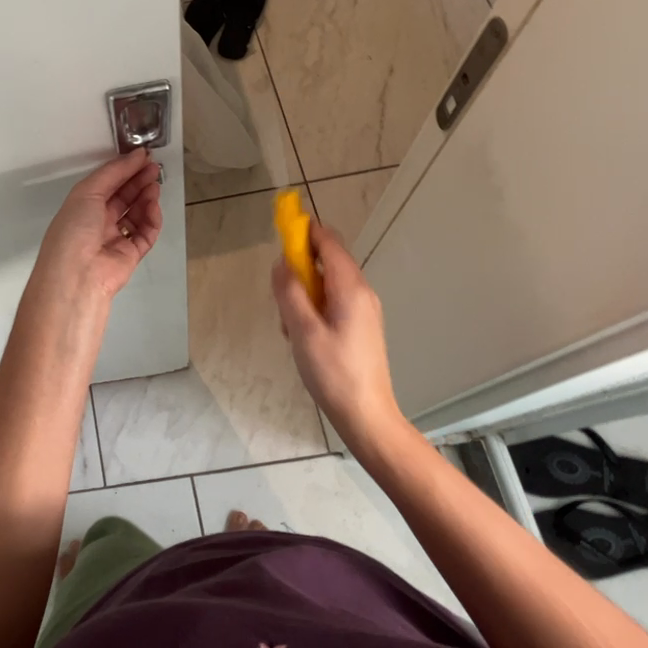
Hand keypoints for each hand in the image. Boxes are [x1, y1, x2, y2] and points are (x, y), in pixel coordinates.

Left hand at [29, 149, 163, 302]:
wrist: (78, 275)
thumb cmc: (73, 232)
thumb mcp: (87, 192)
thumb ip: (113, 172)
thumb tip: (135, 156)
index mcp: (82, 206)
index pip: (107, 183)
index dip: (124, 169)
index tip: (142, 157)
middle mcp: (97, 222)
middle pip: (123, 197)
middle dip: (138, 181)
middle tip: (154, 168)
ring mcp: (114, 239)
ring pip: (136, 214)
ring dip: (146, 198)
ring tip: (154, 185)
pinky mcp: (130, 255)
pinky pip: (145, 234)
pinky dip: (152, 220)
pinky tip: (154, 207)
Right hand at [271, 221, 408, 448]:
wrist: (367, 416)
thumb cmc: (333, 373)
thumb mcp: (302, 331)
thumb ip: (289, 292)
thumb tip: (281, 261)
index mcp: (350, 288)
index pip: (328, 241)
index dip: (304, 231)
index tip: (280, 231)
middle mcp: (361, 292)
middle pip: (327, 260)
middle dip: (299, 269)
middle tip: (282, 298)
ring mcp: (363, 309)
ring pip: (327, 282)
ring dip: (304, 293)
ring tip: (291, 327)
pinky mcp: (361, 325)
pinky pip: (333, 301)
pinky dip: (314, 308)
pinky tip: (303, 338)